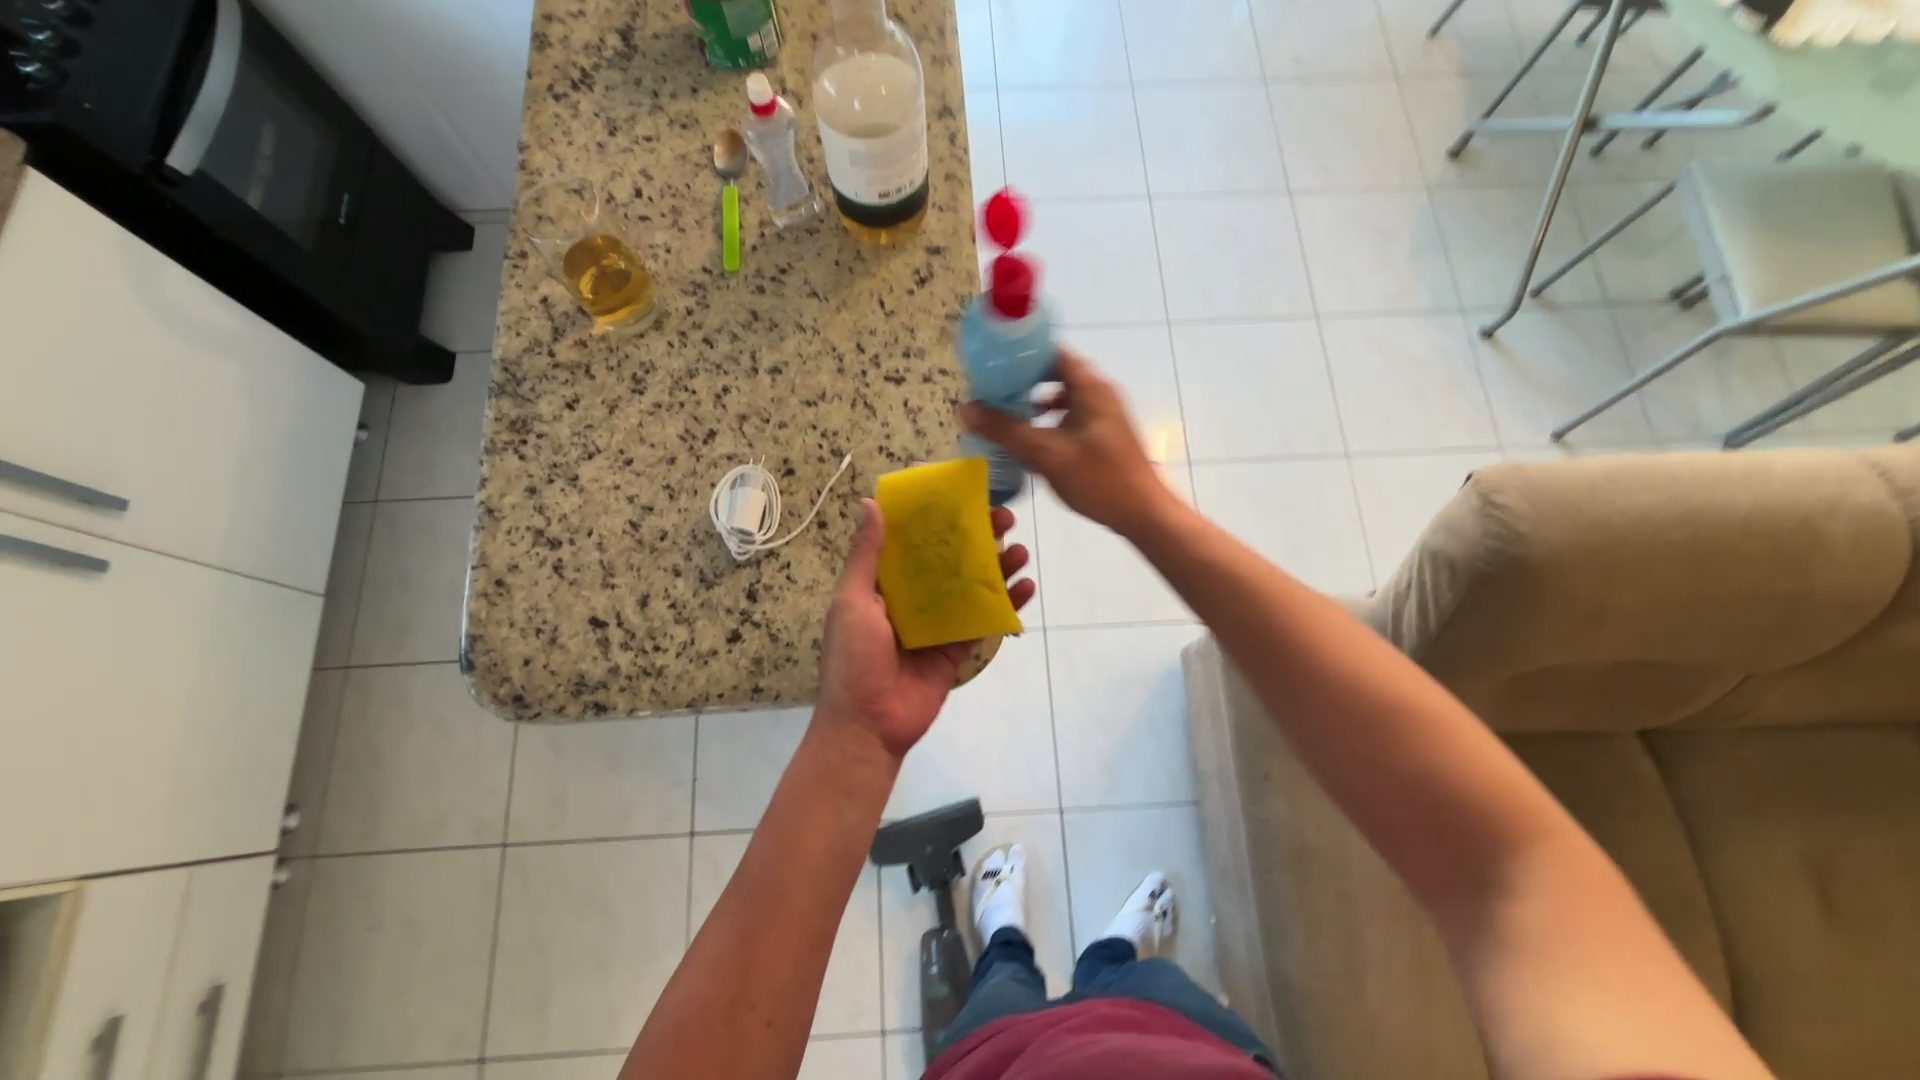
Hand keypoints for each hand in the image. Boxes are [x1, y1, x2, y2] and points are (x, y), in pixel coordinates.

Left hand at [816, 498, 1035, 760]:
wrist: (867, 724)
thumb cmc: (853, 659)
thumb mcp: (852, 601)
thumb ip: (866, 556)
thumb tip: (870, 504)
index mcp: (882, 584)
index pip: (913, 542)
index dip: (936, 519)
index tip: (962, 497)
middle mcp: (911, 598)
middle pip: (948, 561)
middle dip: (976, 539)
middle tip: (1004, 518)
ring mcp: (936, 624)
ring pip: (971, 587)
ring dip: (997, 567)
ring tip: (1021, 549)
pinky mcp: (956, 649)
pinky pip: (983, 621)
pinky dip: (1006, 604)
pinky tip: (1025, 586)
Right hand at [960, 348, 1177, 538]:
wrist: (1143, 513)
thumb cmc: (1098, 478)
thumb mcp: (1046, 454)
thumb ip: (1005, 430)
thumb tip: (966, 409)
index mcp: (1089, 386)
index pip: (1051, 351)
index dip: (1020, 354)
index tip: (990, 363)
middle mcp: (1099, 391)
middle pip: (1054, 372)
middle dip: (1022, 379)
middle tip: (990, 389)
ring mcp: (1104, 412)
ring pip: (1062, 395)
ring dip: (1034, 400)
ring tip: (1005, 412)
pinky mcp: (1104, 433)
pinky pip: (1070, 414)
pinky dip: (1048, 419)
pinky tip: (1032, 438)